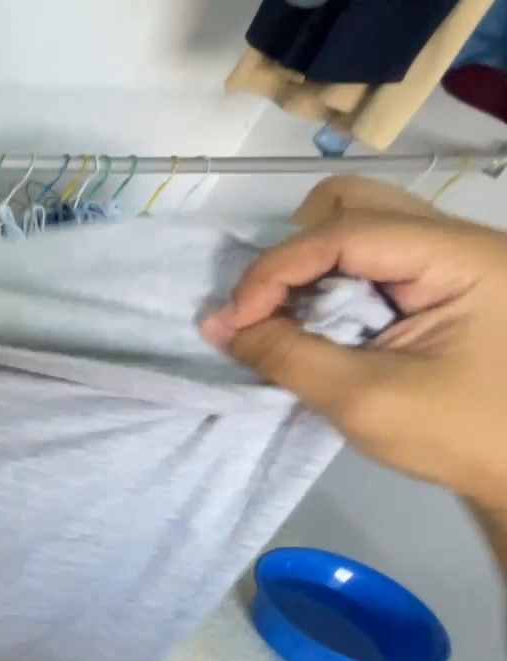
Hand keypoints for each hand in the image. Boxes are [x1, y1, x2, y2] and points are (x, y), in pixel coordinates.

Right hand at [202, 176, 506, 508]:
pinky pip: (362, 260)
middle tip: (264, 310)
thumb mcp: (361, 397)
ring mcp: (452, 261)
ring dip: (302, 270)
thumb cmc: (461, 432)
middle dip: (289, 255)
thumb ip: (284, 354)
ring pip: (354, 226)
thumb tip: (216, 325)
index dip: (274, 270)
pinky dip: (320, 286)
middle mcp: (463, 243)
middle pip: (352, 206)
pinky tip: (311, 325)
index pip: (345, 231)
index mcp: (465, 260)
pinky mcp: (437, 284)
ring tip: (286, 320)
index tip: (233, 322)